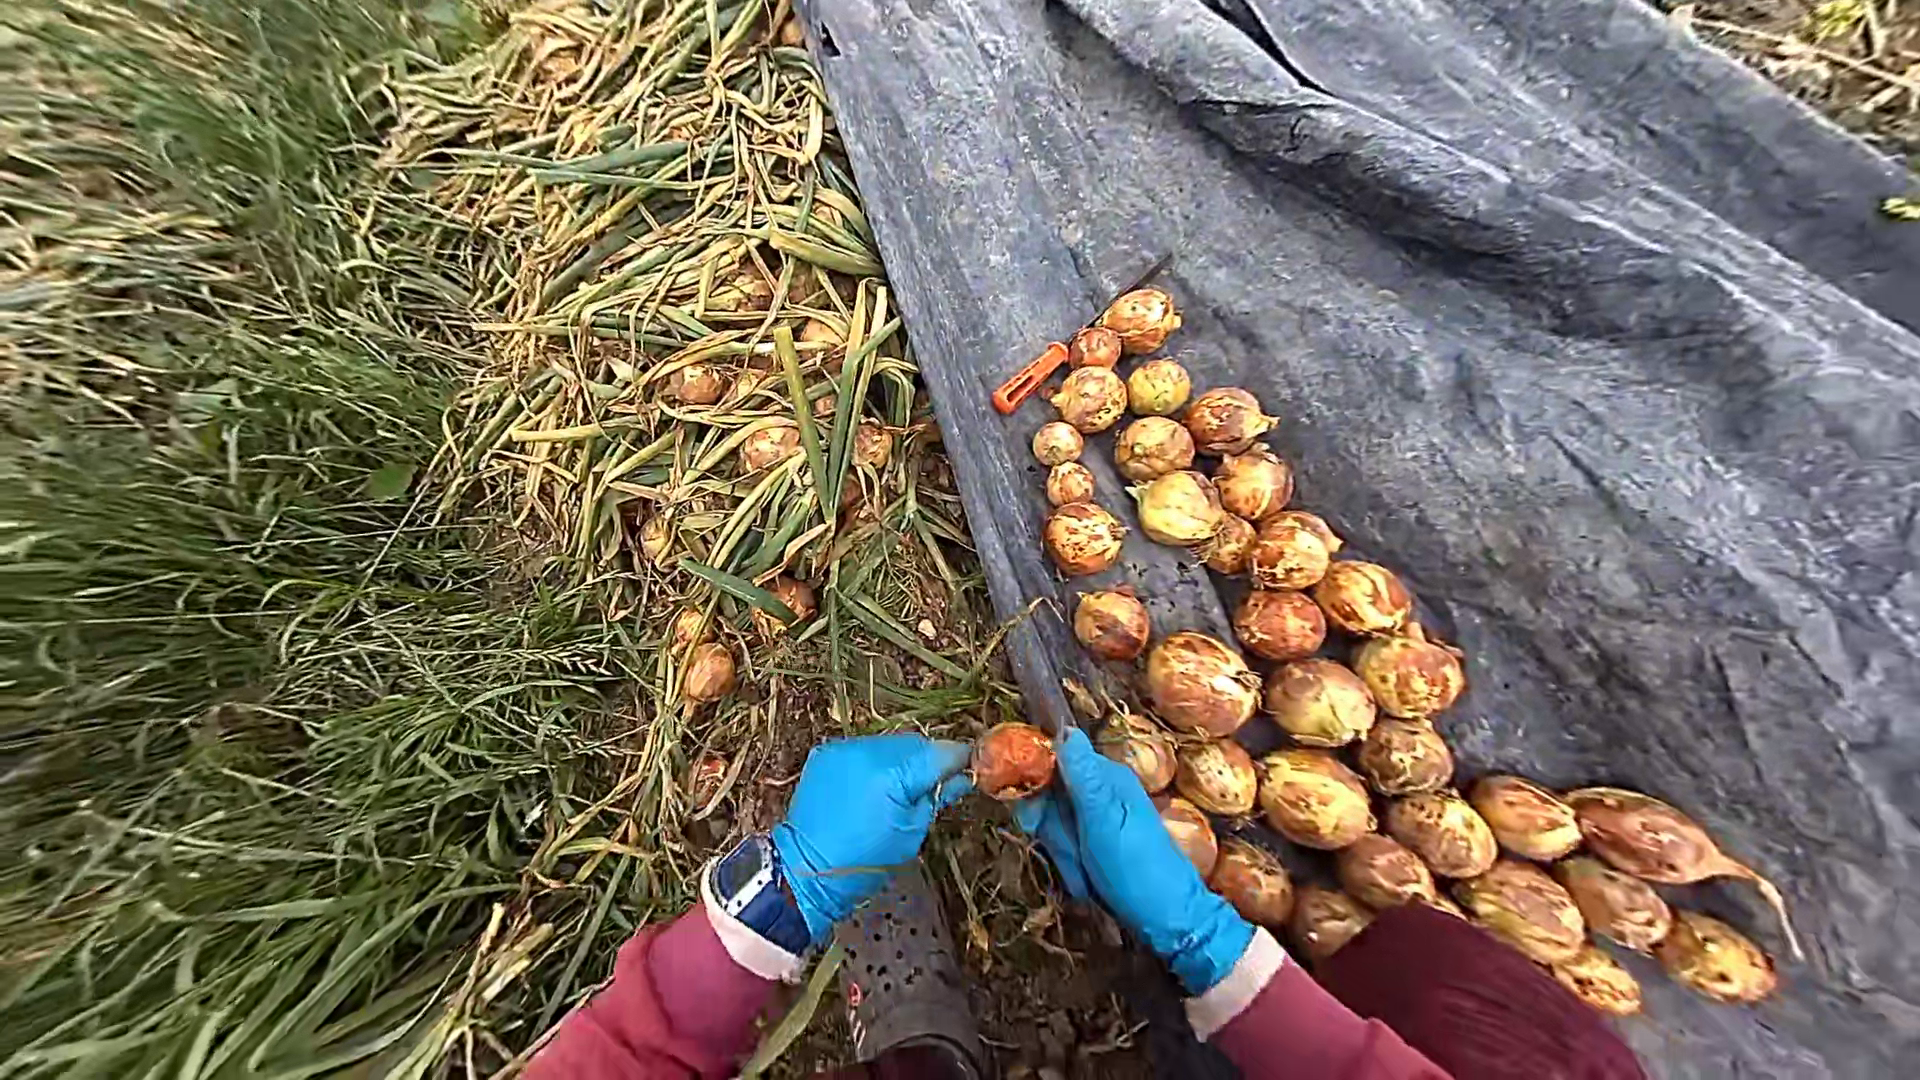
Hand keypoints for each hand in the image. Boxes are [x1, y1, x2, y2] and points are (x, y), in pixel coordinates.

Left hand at [771, 734, 972, 943]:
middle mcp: (869, 750)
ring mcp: (846, 748)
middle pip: (915, 744)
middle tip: (932, 786)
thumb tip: (962, 777)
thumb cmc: (865, 860)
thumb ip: (937, 797)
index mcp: (893, 772)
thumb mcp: (911, 833)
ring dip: (900, 760)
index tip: (969, 768)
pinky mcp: (829, 751)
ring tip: (896, 789)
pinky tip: (870, 786)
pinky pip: (864, 749)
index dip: (958, 759)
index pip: (940, 752)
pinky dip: (874, 762)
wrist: (804, 870)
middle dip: (927, 760)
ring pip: (890, 743)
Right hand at [1015, 728, 1253, 994]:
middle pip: (1053, 794)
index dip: (1037, 789)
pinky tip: (1083, 883)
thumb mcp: (1103, 821)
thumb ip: (1082, 775)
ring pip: (1058, 822)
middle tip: (1069, 856)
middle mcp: (1105, 789)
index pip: (1054, 762)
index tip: (1032, 820)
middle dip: (1051, 829)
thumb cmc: (1137, 870)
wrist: (1174, 924)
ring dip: (1062, 851)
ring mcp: (1104, 816)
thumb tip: (1066, 728)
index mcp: (1107, 776)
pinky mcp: (1102, 841)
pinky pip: (1071, 843)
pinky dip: (1071, 863)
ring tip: (1082, 876)